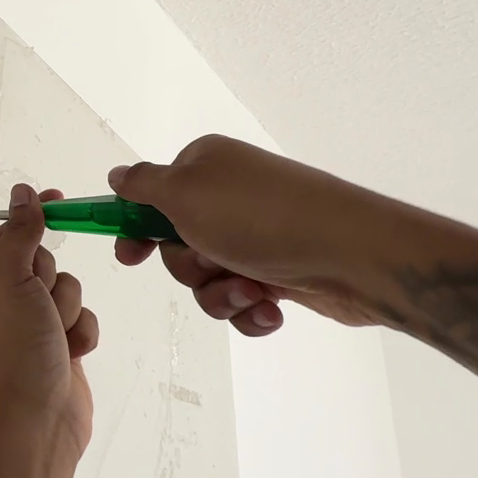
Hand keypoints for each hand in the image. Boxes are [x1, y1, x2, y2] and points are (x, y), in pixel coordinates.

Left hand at [0, 183, 99, 477]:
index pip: (7, 235)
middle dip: (48, 280)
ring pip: (66, 288)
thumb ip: (20, 233)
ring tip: (52, 336)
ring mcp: (29, 323)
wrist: (35, 419)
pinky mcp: (57, 344)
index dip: (32, 219)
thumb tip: (22, 192)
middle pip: (41, 260)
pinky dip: (80, 332)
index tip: (58, 198)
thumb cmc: (12, 344)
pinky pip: (81, 318)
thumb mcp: (10, 278)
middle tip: (38, 305)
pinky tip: (70, 352)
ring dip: (66, 309)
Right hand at [105, 134, 400, 335]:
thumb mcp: (183, 192)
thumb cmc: (260, 217)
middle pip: (174, 242)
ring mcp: (256, 235)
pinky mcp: (281, 272)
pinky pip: (240, 298)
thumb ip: (142, 184)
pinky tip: (269, 309)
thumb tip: (118, 175)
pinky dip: (248, 309)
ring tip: (250, 291)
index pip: (150, 195)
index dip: (134, 227)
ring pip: (205, 276)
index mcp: (204, 167)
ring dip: (219, 292)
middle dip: (188, 266)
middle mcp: (228, 197)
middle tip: (211, 263)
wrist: (360, 256)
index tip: (129, 255)